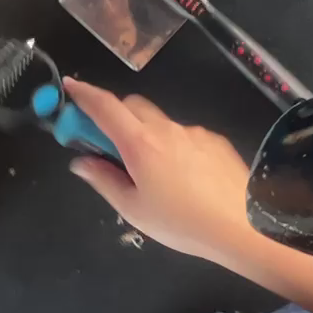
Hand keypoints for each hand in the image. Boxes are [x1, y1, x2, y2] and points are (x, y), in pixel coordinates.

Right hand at [62, 79, 265, 266]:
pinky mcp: (216, 142)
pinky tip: (186, 179)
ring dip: (147, 134)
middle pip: (132, 106)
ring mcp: (195, 133)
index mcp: (140, 143)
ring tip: (154, 175)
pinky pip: (186, 136)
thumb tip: (81, 161)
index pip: (105, 107)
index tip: (70, 87)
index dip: (83, 94)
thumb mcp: (133, 209)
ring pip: (161, 122)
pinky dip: (175, 147)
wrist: (242, 226)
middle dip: (115, 115)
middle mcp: (167, 129)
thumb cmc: (181, 224)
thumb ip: (104, 180)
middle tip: (108, 144)